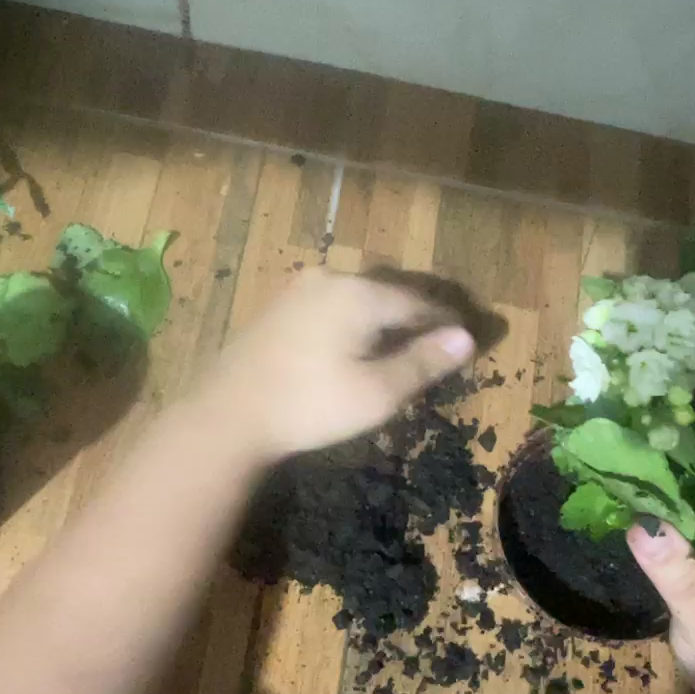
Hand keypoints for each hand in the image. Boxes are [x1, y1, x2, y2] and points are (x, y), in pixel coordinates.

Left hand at [199, 271, 475, 458]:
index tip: (467, 339)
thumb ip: (423, 362)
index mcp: (360, 293)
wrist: (227, 415)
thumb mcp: (377, 393)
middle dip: (416, 316)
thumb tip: (466, 337)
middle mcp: (331, 278)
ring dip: (383, 317)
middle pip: (389, 292)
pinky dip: (353, 320)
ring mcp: (299, 289)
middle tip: (437, 341)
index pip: (419, 302)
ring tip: (400, 344)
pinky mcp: (278, 306)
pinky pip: (331, 304)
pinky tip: (354, 344)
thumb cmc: (310, 406)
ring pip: (358, 297)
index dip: (446, 322)